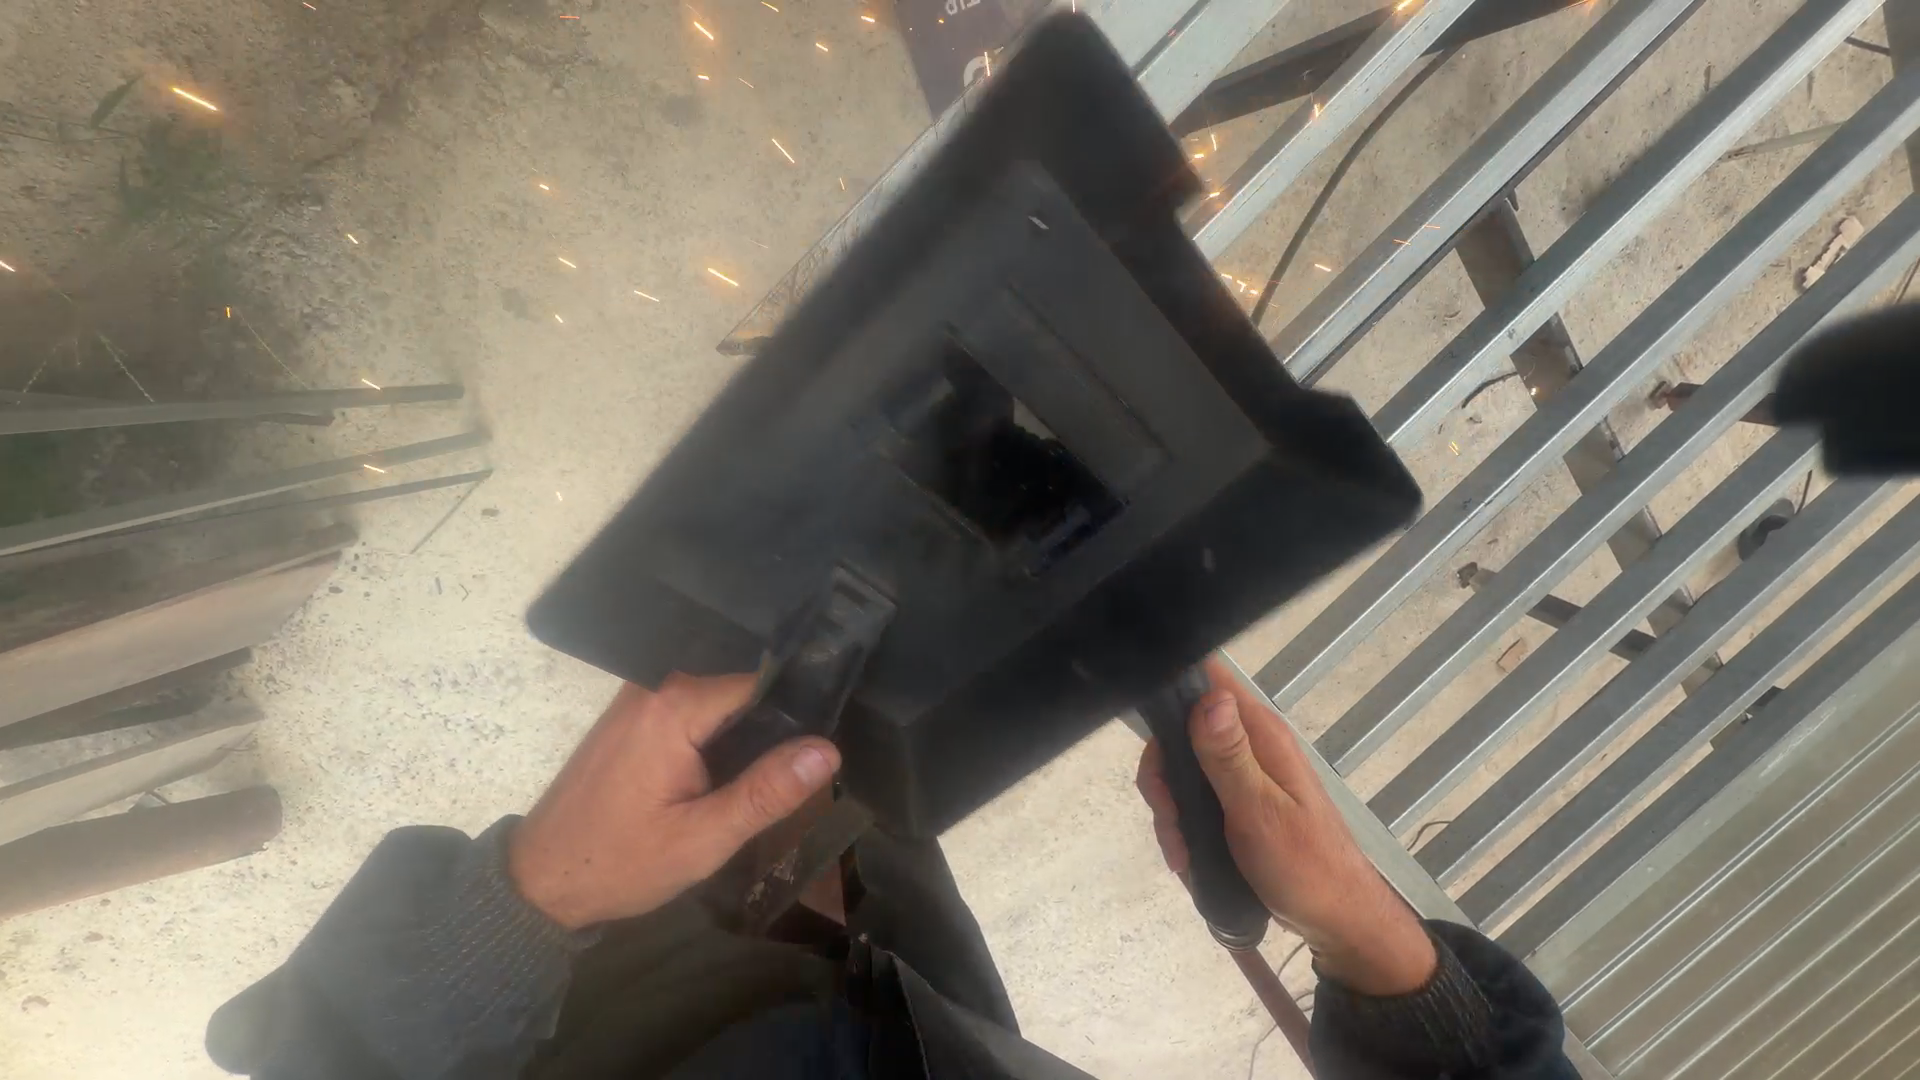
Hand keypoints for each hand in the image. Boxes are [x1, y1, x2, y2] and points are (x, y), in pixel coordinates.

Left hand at [508, 673, 839, 929]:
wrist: (537, 883)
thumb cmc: (619, 863)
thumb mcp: (702, 839)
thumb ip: (766, 792)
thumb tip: (827, 750)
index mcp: (674, 706)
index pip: (760, 679)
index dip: (799, 703)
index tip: (831, 727)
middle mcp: (657, 684)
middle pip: (741, 680)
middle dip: (778, 713)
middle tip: (811, 752)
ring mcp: (643, 694)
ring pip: (720, 692)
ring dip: (750, 722)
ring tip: (784, 756)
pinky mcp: (637, 711)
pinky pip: (696, 703)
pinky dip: (723, 726)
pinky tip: (739, 758)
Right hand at [1135, 657, 1435, 995]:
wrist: (1342, 926)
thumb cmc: (1305, 867)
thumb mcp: (1260, 812)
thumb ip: (1229, 755)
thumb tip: (1209, 696)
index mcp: (1260, 733)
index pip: (1209, 679)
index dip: (1171, 687)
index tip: (1149, 727)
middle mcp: (1250, 742)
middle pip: (1181, 729)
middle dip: (1163, 772)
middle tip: (1166, 816)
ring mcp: (1243, 772)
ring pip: (1182, 767)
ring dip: (1170, 807)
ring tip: (1179, 851)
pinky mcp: (1237, 799)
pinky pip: (1194, 795)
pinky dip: (1182, 822)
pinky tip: (1186, 854)